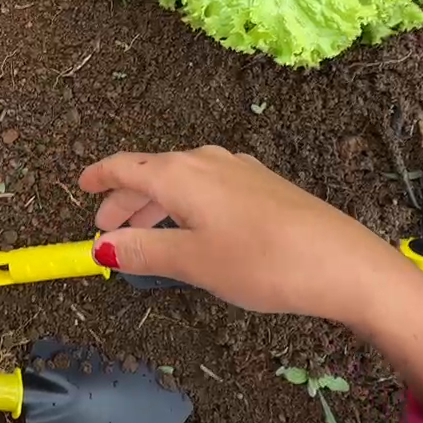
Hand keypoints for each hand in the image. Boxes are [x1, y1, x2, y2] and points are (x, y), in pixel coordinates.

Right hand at [81, 146, 419, 325]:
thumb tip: (102, 246)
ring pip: (178, 180)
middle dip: (123, 201)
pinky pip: (204, 185)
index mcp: (178, 174)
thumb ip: (143, 251)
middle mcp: (202, 160)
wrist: (342, 261)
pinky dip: (183, 204)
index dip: (98, 177)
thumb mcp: (192, 262)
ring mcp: (233, 168)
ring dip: (154, 205)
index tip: (81, 186)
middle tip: (105, 230)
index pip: (124, 166)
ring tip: (144, 235)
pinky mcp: (258, 182)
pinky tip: (193, 227)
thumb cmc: (261, 260)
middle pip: (149, 173)